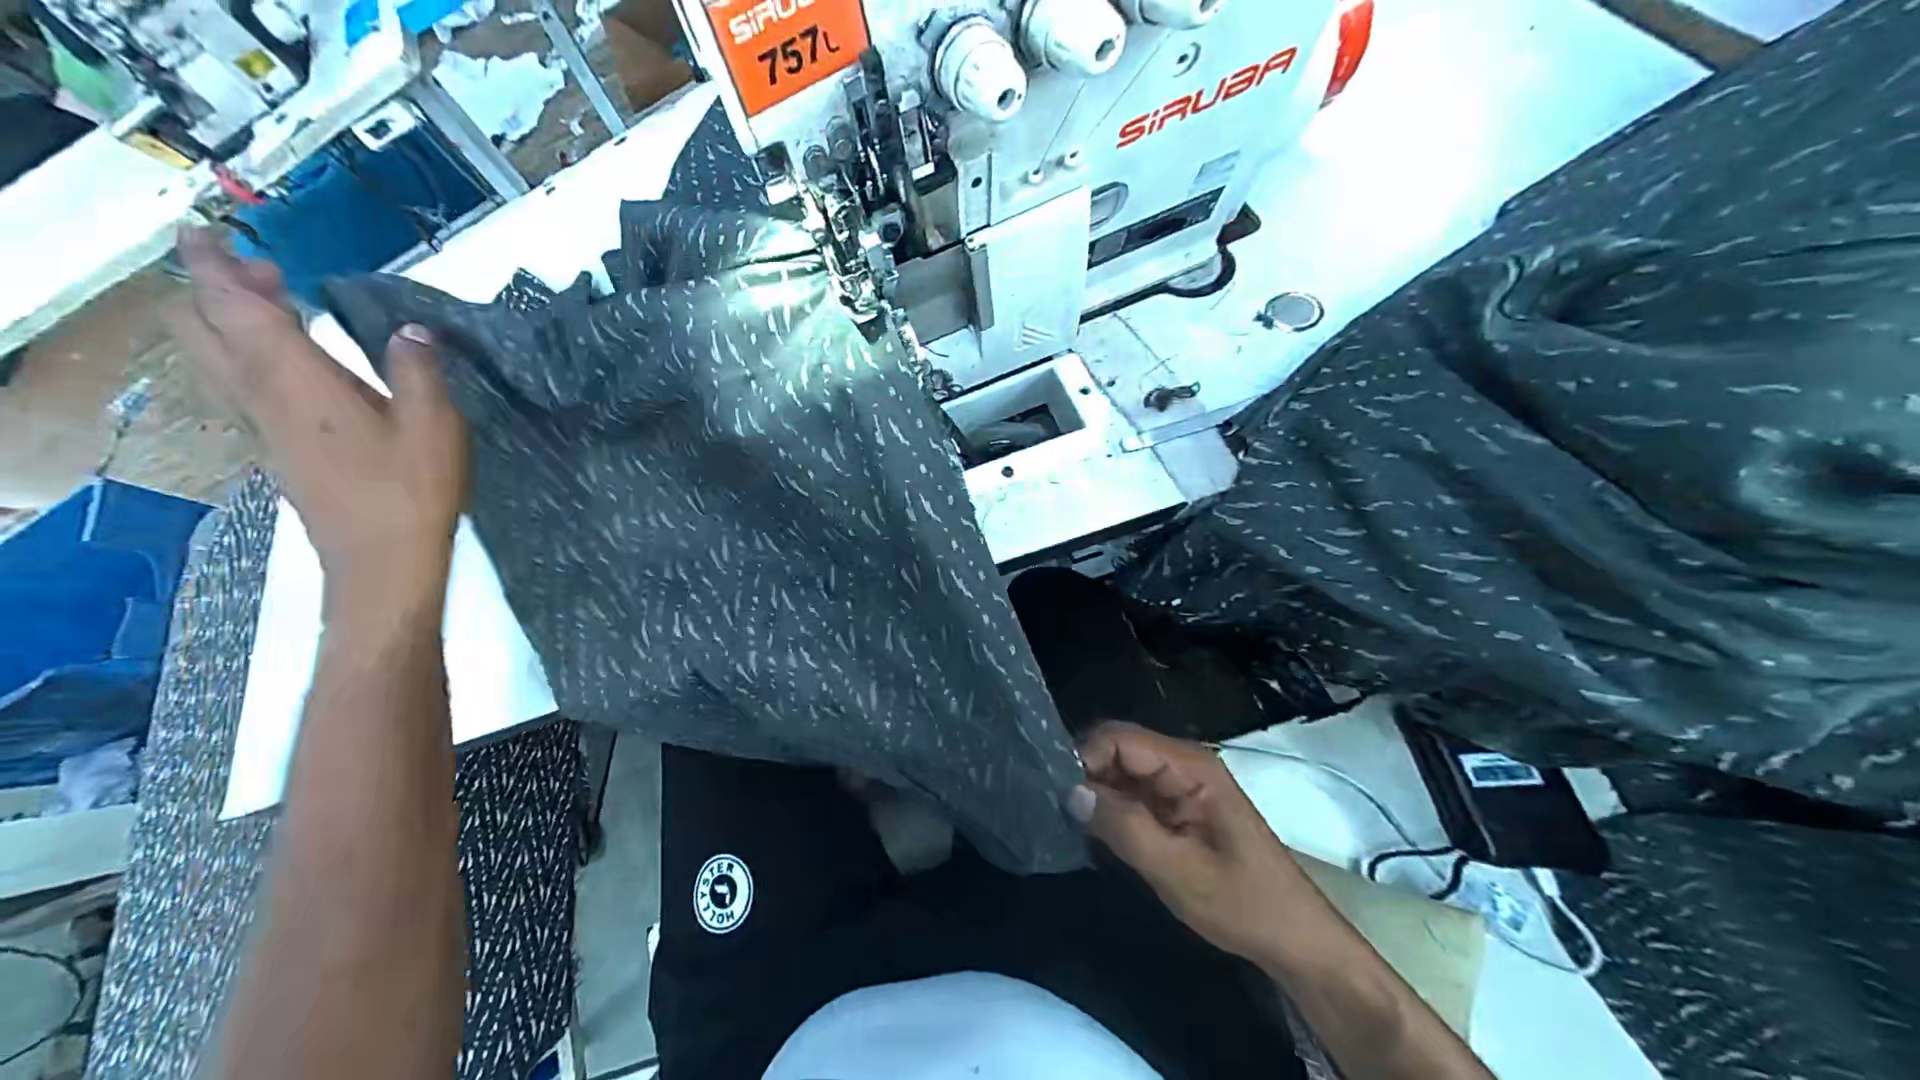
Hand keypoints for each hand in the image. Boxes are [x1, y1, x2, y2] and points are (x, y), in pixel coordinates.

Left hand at [170, 227, 468, 601]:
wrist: (383, 559)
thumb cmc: (410, 488)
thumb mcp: (434, 423)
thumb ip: (419, 370)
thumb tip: (412, 331)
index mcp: (294, 379)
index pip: (232, 305)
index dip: (214, 263)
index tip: (209, 230)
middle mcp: (262, 395)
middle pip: (200, 326)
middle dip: (216, 289)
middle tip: (267, 275)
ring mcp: (265, 425)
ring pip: (215, 357)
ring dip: (232, 323)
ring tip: (286, 312)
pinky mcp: (279, 448)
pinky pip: (241, 384)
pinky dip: (253, 356)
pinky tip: (304, 366)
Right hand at [1075, 723, 1307, 961]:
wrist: (1295, 941)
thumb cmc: (1242, 904)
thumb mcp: (1177, 870)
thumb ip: (1122, 826)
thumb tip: (1070, 791)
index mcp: (1190, 766)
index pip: (1120, 738)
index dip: (1085, 757)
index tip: (1058, 794)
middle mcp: (1182, 764)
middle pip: (1118, 749)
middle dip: (1085, 774)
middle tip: (1056, 810)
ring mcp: (1180, 785)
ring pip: (1121, 771)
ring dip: (1095, 793)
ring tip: (1065, 821)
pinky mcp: (1176, 807)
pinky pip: (1132, 794)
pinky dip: (1109, 809)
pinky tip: (1092, 832)